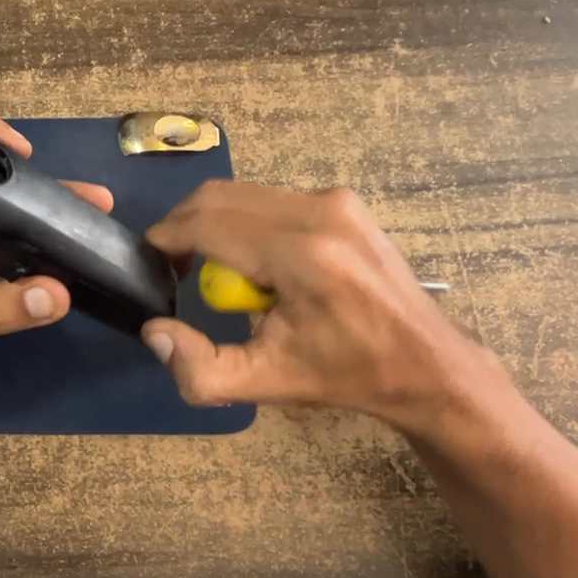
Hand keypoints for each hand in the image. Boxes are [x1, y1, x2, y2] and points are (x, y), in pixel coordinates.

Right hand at [140, 182, 505, 437]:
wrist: (427, 364)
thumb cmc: (345, 375)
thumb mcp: (266, 383)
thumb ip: (199, 367)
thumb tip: (153, 330)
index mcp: (302, 257)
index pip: (208, 224)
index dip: (167, 236)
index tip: (150, 257)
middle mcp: (319, 213)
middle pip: (220, 197)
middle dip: (184, 224)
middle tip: (174, 263)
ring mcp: (336, 200)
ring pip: (244, 194)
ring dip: (216, 224)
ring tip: (222, 271)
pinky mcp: (343, 200)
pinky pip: (270, 198)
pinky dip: (249, 222)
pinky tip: (262, 263)